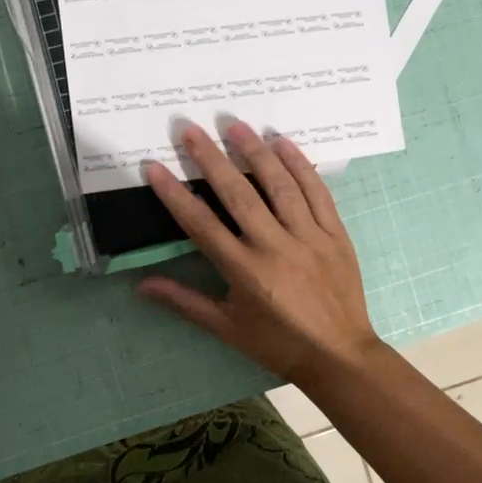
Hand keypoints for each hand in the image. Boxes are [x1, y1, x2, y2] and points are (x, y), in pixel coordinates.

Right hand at [138, 123, 382, 385]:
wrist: (340, 357)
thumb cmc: (277, 343)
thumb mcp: (227, 327)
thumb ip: (184, 301)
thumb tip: (142, 285)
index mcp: (245, 272)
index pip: (202, 225)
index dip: (176, 194)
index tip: (155, 167)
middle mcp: (275, 248)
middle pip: (238, 195)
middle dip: (212, 159)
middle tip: (191, 130)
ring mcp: (309, 238)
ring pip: (279, 186)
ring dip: (255, 152)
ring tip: (235, 125)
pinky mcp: (335, 234)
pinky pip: (317, 192)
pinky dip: (300, 165)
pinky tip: (283, 142)